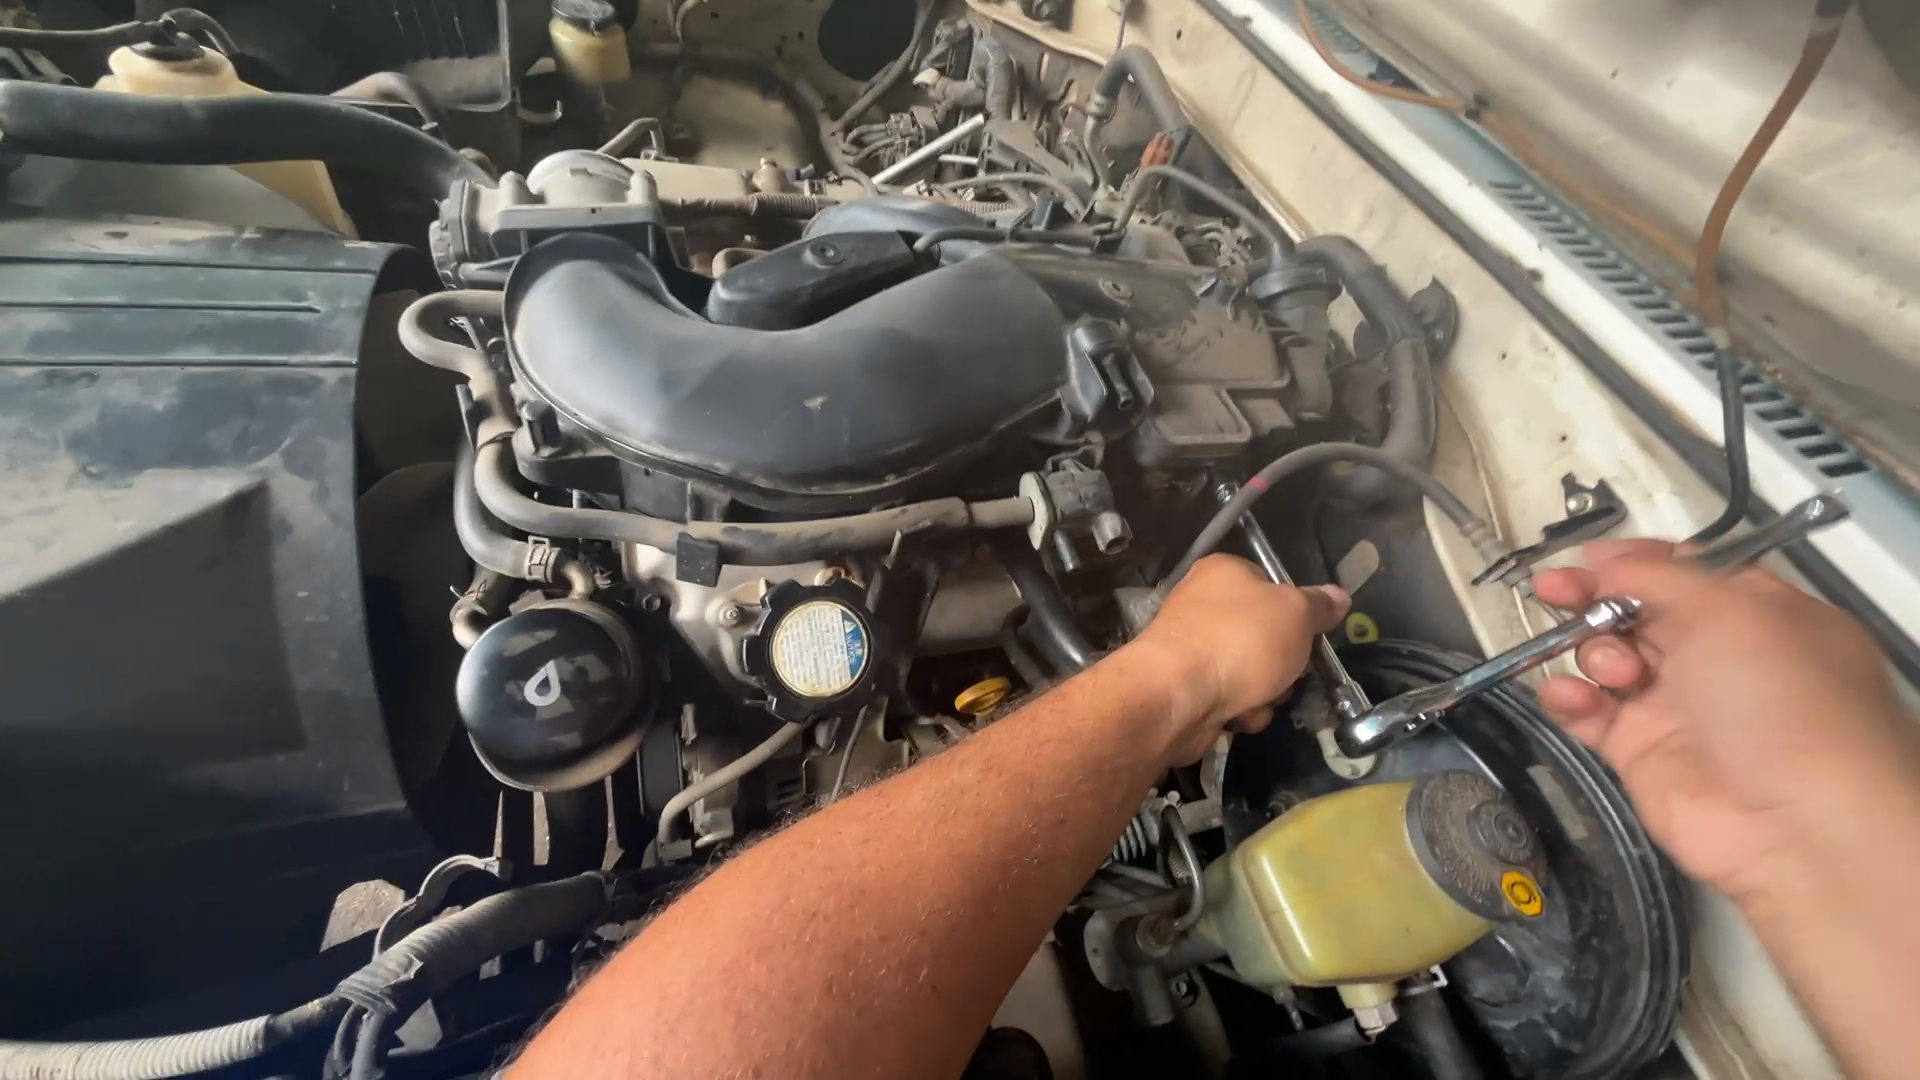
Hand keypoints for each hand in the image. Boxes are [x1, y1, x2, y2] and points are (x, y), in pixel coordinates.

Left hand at [1125, 554, 1348, 766]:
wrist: (1178, 694)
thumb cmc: (1240, 640)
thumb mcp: (1296, 613)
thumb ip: (1319, 605)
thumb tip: (1338, 595)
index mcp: (1222, 573)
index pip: (1269, 584)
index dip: (1294, 610)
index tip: (1311, 631)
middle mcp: (1202, 605)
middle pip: (1265, 635)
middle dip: (1283, 661)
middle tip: (1288, 669)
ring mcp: (1193, 648)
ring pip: (1253, 672)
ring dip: (1266, 691)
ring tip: (1258, 695)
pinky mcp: (1188, 686)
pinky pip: (1232, 698)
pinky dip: (1241, 708)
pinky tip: (1237, 713)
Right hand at [1534, 541, 1913, 900]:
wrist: (1795, 826)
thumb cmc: (1784, 705)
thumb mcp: (1733, 614)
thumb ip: (1658, 576)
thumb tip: (1602, 559)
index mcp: (1757, 619)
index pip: (1683, 573)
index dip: (1634, 561)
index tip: (1589, 558)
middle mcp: (1714, 658)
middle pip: (1628, 610)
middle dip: (1587, 598)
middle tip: (1552, 590)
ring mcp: (1670, 703)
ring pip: (1599, 656)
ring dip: (1589, 653)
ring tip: (1612, 675)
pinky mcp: (1633, 745)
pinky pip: (1580, 707)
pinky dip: (1567, 697)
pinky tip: (1576, 699)